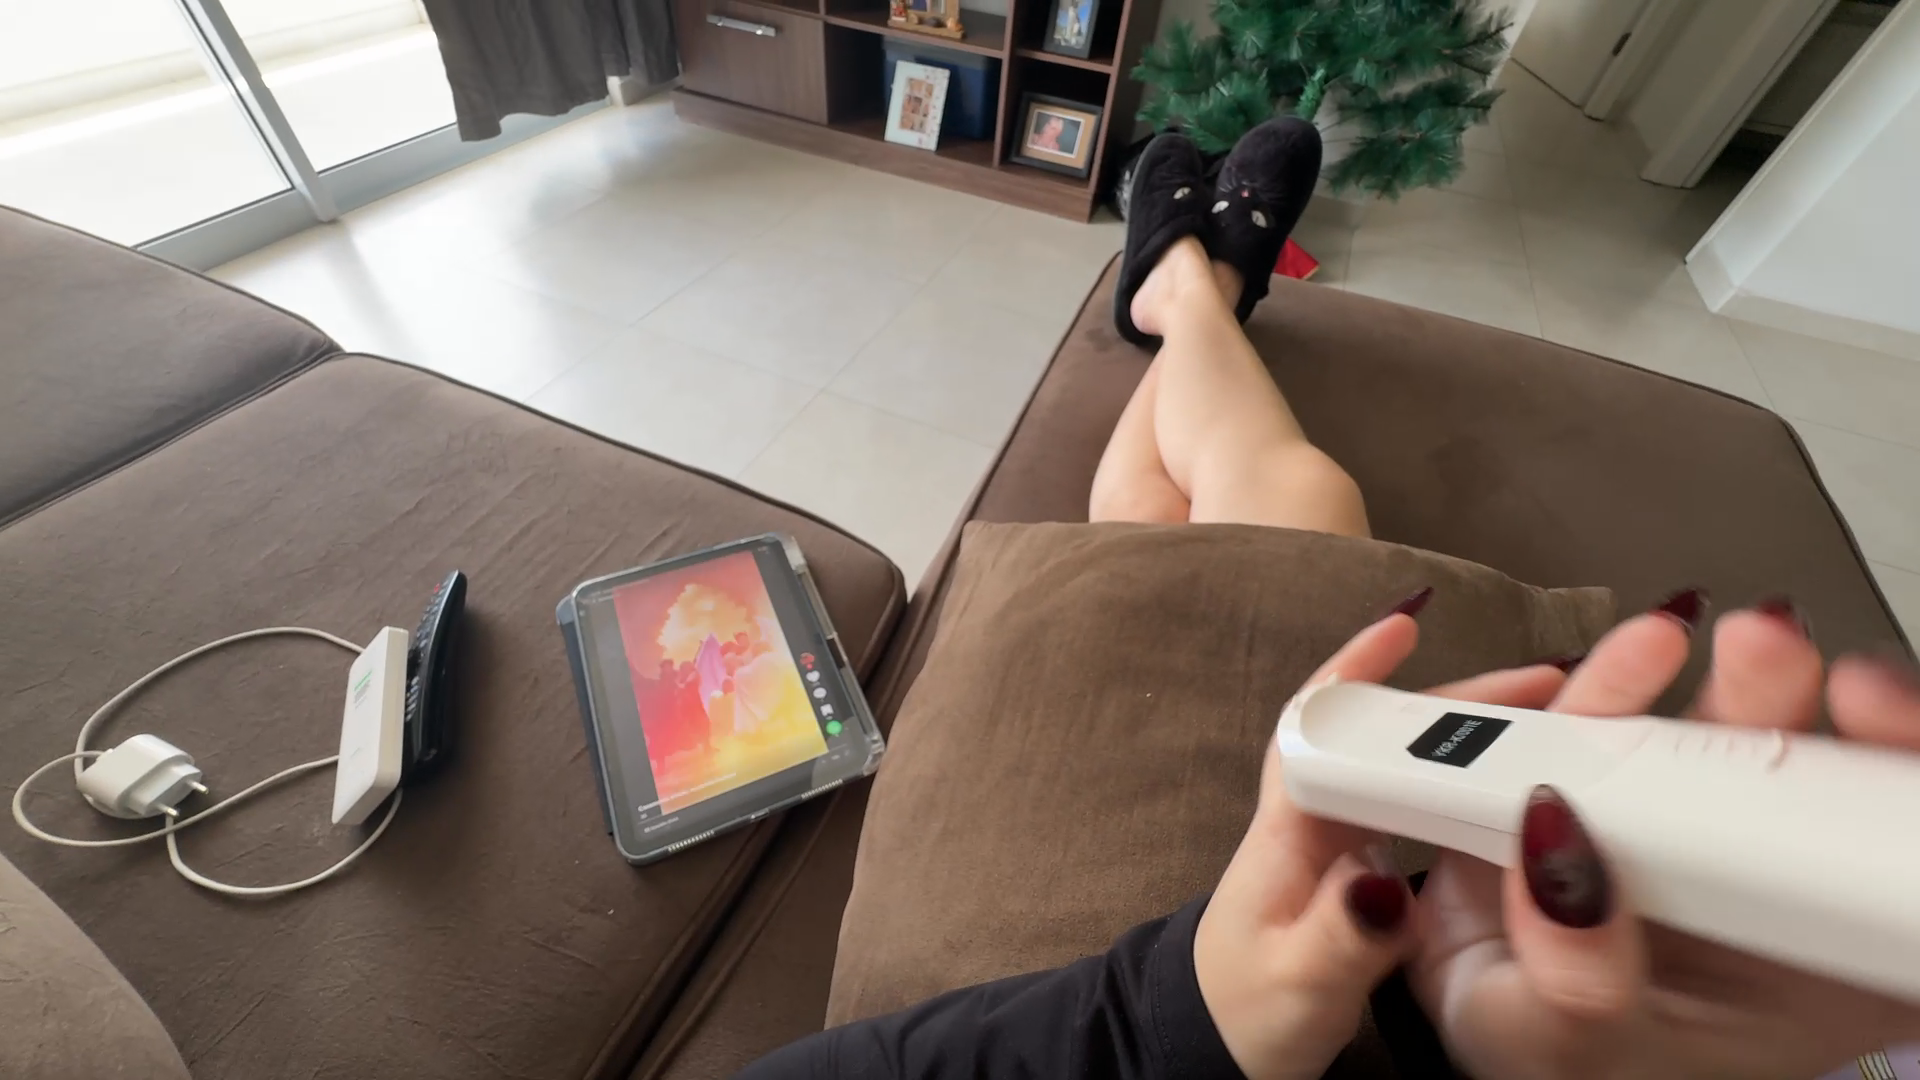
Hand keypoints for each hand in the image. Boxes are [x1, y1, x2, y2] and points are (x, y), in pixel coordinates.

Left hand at [1195, 599, 1571, 1079]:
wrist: (1219, 1040)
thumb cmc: (1245, 1009)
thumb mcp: (1298, 981)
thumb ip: (1341, 936)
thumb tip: (1388, 883)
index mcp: (1290, 830)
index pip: (1314, 727)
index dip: (1352, 670)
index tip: (1404, 624)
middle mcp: (1309, 819)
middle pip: (1373, 736)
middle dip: (1446, 701)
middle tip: (1541, 680)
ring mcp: (1331, 842)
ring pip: (1393, 766)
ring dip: (1458, 736)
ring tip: (1548, 717)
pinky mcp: (1351, 870)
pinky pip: (1402, 806)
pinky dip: (1449, 783)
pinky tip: (1498, 786)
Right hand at [1407, 597, 1919, 1078]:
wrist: (1464, 1016)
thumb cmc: (1555, 1059)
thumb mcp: (1574, 1042)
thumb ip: (1581, 974)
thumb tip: (1558, 846)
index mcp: (1794, 951)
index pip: (1885, 865)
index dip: (1900, 781)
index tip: (1873, 715)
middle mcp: (1730, 871)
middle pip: (1782, 775)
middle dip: (1785, 700)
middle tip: (1769, 649)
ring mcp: (1641, 821)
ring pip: (1679, 735)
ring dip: (1679, 676)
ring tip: (1664, 635)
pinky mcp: (1561, 787)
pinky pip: (1578, 729)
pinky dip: (1586, 689)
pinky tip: (1590, 662)